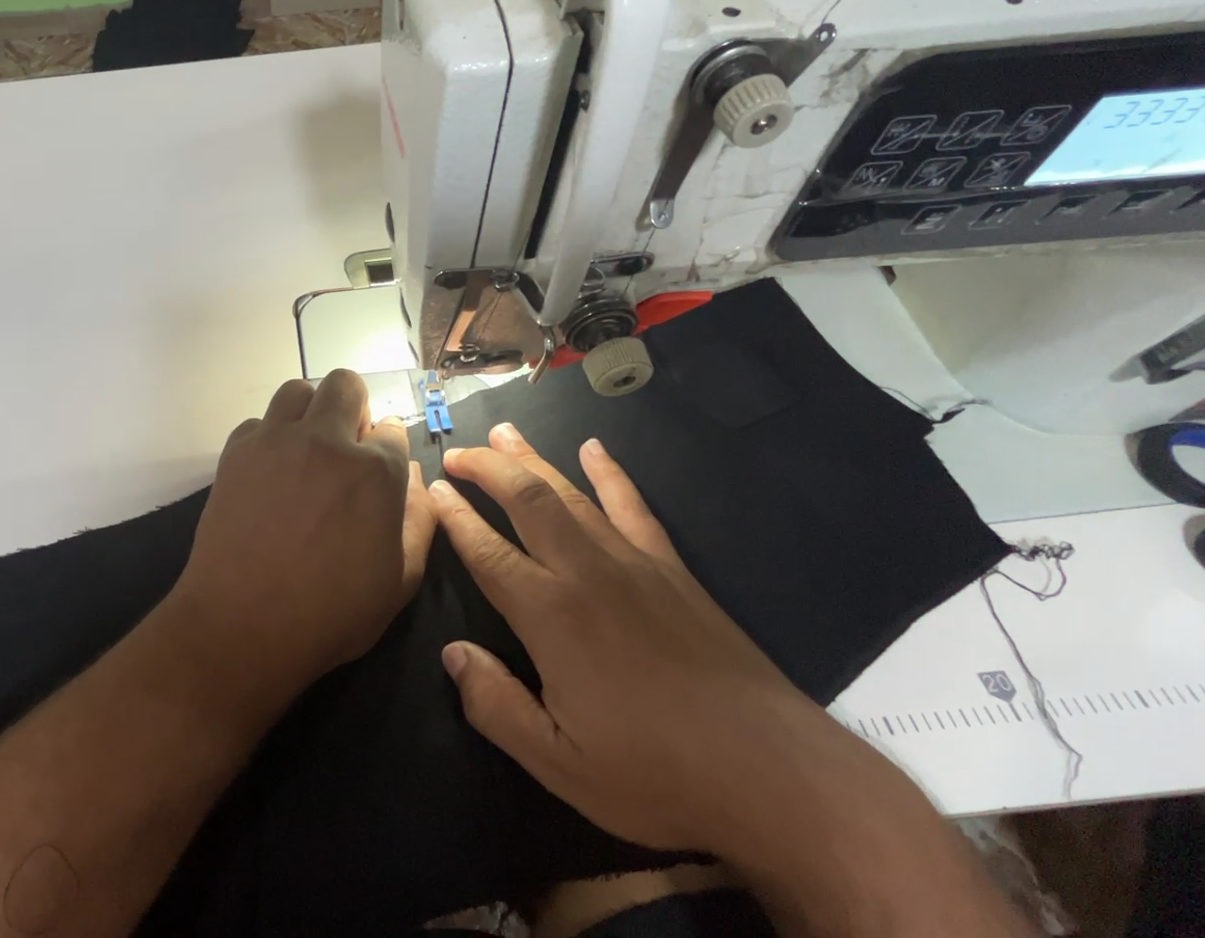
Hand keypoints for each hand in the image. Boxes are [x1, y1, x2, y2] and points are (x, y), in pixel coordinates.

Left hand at [170, 370, 436, 694]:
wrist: (242, 624)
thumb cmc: (331, 613)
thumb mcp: (401, 582)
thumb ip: (419, 522)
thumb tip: (414, 479)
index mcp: (376, 471)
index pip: (393, 430)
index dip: (388, 451)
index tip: (378, 474)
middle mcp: (327, 441)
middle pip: (345, 385)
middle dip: (353, 408)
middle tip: (345, 448)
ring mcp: (276, 442)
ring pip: (297, 390)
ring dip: (309, 411)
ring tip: (306, 450)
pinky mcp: (235, 453)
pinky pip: (257, 423)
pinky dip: (268, 438)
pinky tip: (268, 473)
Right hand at [427, 424, 851, 855]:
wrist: (771, 770)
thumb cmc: (656, 773)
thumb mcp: (558, 763)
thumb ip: (495, 706)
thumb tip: (452, 654)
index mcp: (551, 618)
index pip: (489, 553)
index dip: (456, 519)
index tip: (433, 489)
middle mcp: (588, 575)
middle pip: (528, 502)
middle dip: (487, 470)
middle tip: (456, 451)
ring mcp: (635, 565)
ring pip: (574, 495)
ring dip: (535, 460)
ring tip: (505, 432)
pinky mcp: (674, 571)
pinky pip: (634, 507)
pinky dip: (611, 474)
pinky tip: (595, 449)